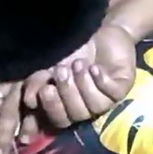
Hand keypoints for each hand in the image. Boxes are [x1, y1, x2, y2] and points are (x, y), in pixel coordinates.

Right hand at [22, 24, 137, 129]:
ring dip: (84, 84)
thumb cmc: (72, 51)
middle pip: (76, 116)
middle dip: (67, 93)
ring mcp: (106, 99)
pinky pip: (112, 94)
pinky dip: (101, 81)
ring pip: (95, 106)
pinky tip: (95, 68)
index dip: (52, 109)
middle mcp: (87, 108)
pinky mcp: (122, 88)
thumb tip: (30, 101)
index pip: (59, 121)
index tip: (46, 89)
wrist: (99, 32)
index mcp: (68, 107)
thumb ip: (36, 83)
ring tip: (79, 64)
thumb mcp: (48, 65)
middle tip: (61, 70)